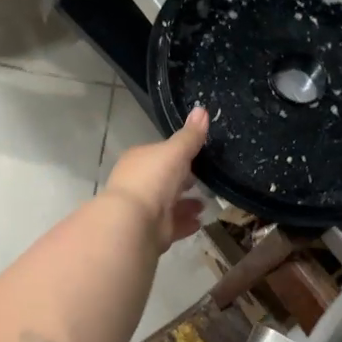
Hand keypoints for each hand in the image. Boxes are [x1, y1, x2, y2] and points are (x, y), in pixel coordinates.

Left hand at [103, 106, 209, 248]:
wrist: (134, 222)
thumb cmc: (153, 178)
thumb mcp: (175, 151)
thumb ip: (190, 135)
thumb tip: (202, 109)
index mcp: (139, 160)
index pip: (161, 154)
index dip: (178, 154)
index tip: (198, 155)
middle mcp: (139, 183)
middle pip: (164, 179)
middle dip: (183, 180)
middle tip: (205, 180)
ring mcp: (145, 209)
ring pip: (169, 204)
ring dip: (187, 203)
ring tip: (206, 203)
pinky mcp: (152, 231)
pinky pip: (173, 225)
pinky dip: (186, 223)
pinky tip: (200, 221)